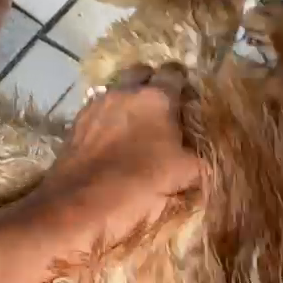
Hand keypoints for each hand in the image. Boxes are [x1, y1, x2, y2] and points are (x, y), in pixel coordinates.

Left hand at [25, 65, 202, 254]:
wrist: (77, 209)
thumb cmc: (138, 185)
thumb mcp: (183, 176)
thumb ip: (200, 161)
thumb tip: (207, 160)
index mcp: (156, 98)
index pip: (175, 73)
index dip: (183, 86)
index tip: (189, 104)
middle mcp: (125, 92)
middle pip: (142, 74)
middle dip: (152, 86)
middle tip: (163, 113)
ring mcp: (96, 105)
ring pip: (118, 92)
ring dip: (128, 103)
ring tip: (137, 129)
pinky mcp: (75, 124)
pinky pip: (99, 111)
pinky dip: (109, 120)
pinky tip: (113, 143)